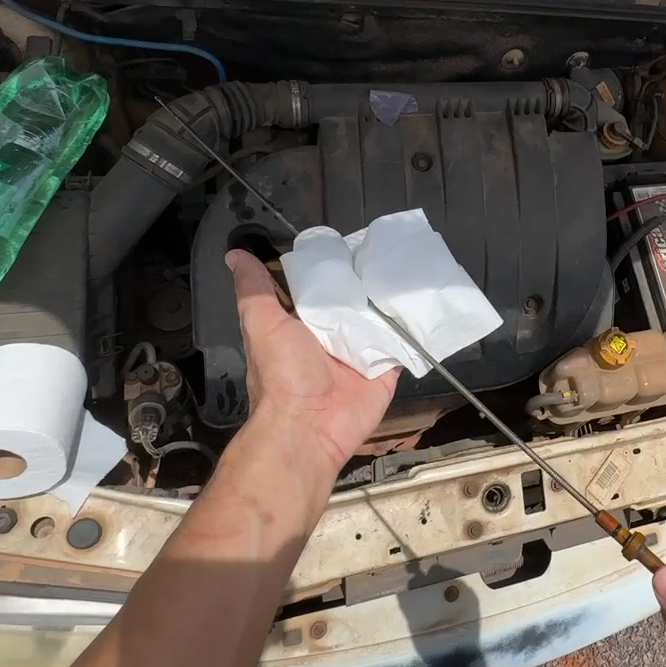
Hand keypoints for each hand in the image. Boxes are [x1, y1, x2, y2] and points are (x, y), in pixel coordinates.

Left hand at [227, 249, 397, 469]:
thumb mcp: (263, 324)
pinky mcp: (387, 368)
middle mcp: (334, 337)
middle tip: (394, 249)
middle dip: (371, 281)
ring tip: (417, 270)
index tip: (354, 239)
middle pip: (357, 301)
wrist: (310, 427)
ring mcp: (363, 353)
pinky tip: (430, 302)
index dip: (335, 266)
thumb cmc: (283, 375)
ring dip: (396, 299)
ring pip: (383, 318)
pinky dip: (415, 326)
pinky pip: (404, 343)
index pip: (322, 288)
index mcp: (305, 325)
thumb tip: (235, 253)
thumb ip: (255, 290)